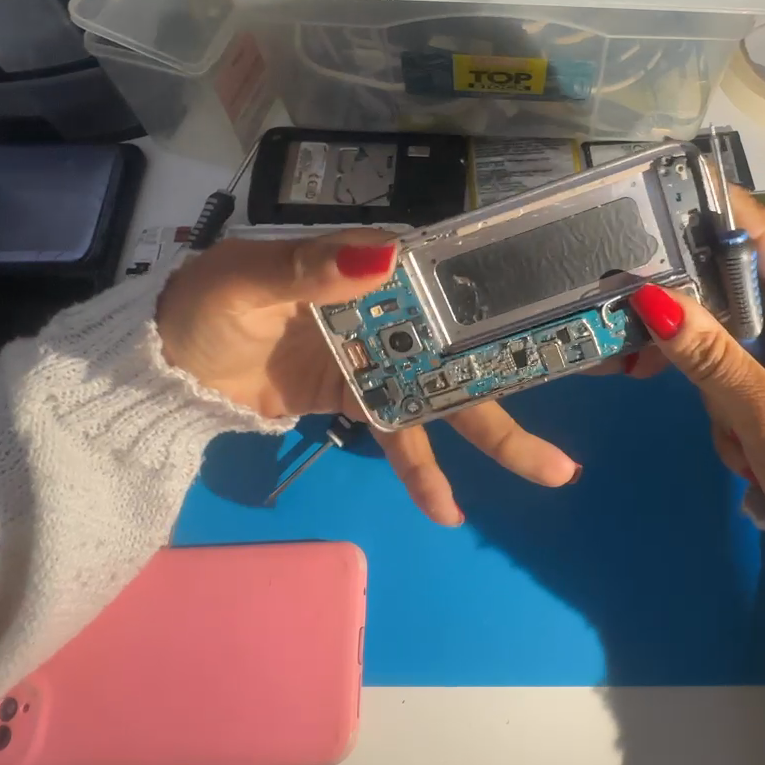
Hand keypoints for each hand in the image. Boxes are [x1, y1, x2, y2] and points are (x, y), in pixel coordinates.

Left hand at [156, 232, 579, 524]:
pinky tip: (451, 511)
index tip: (570, 304)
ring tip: (556, 475)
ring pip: (449, 397)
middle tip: (601, 380)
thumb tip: (386, 252)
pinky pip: (403, 437)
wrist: (163, 367)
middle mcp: (394, 311)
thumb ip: (313, 267)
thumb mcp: (248, 279)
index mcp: (374, 268)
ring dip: (496, 436)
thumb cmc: (206, 305)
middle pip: (469, 342)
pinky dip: (425, 472)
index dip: (511, 288)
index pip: (454, 274)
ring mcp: (382, 360)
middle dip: (529, 368)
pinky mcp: (362, 403)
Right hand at [622, 189, 764, 523]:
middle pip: (746, 290)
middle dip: (710, 332)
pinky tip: (743, 443)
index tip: (666, 205)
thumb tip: (651, 298)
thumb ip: (709, 354)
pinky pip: (748, 366)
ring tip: (736, 434)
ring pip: (739, 334)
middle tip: (661, 354)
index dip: (722, 220)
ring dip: (722, 382)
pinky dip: (733, 400)